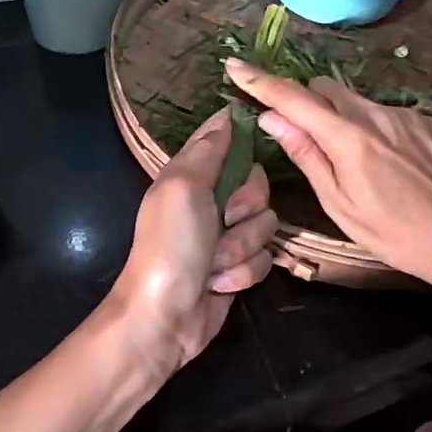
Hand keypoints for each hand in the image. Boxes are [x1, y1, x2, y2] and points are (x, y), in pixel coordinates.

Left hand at [107, 108, 277, 374]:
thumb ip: (208, 150)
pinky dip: (241, 273)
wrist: (165, 316)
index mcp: (192, 174)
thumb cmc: (171, 245)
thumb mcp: (183, 187)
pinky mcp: (240, 266)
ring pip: (266, 224)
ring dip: (240, 248)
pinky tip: (219, 284)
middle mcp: (211, 200)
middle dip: (246, 207)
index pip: (226, 140)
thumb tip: (226, 115)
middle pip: (258, 184)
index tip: (255, 139)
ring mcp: (227, 235)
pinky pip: (265, 258)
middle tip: (223, 220)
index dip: (241, 140)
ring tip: (214, 263)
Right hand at [224, 59, 431, 336]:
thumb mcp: (339, 204)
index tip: (234, 65)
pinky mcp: (423, 120)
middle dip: (306, 102)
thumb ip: (306, 154)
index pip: (294, 98)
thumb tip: (271, 118)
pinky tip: (387, 163)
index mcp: (349, 138)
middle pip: (325, 89)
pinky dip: (371, 128)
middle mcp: (375, 114)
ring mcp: (402, 114)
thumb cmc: (392, 233)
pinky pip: (383, 113)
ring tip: (355, 162)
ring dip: (341, 118)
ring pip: (355, 101)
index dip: (261, 81)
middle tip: (303, 134)